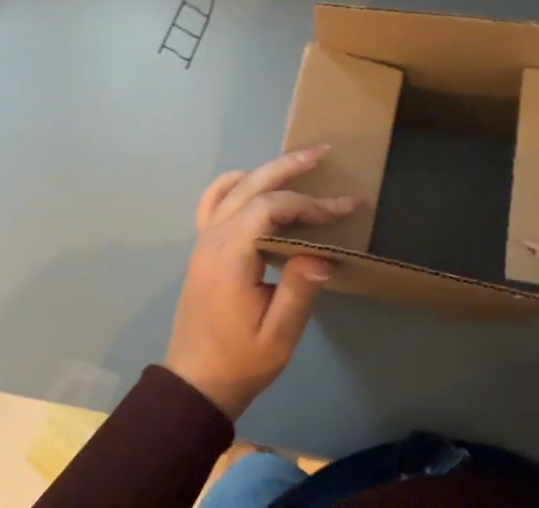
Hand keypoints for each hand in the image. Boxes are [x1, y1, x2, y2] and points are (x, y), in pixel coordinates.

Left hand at [164, 147, 358, 420]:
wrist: (194, 385)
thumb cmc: (240, 362)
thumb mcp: (277, 336)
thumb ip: (298, 291)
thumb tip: (321, 254)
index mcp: (230, 258)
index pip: (271, 209)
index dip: (309, 203)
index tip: (344, 209)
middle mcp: (213, 240)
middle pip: (251, 185)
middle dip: (289, 167)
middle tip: (323, 153)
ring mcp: (203, 241)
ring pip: (233, 188)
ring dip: (266, 171)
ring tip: (299, 163)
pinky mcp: (202, 248)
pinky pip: (213, 201)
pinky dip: (235, 183)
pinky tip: (254, 182)